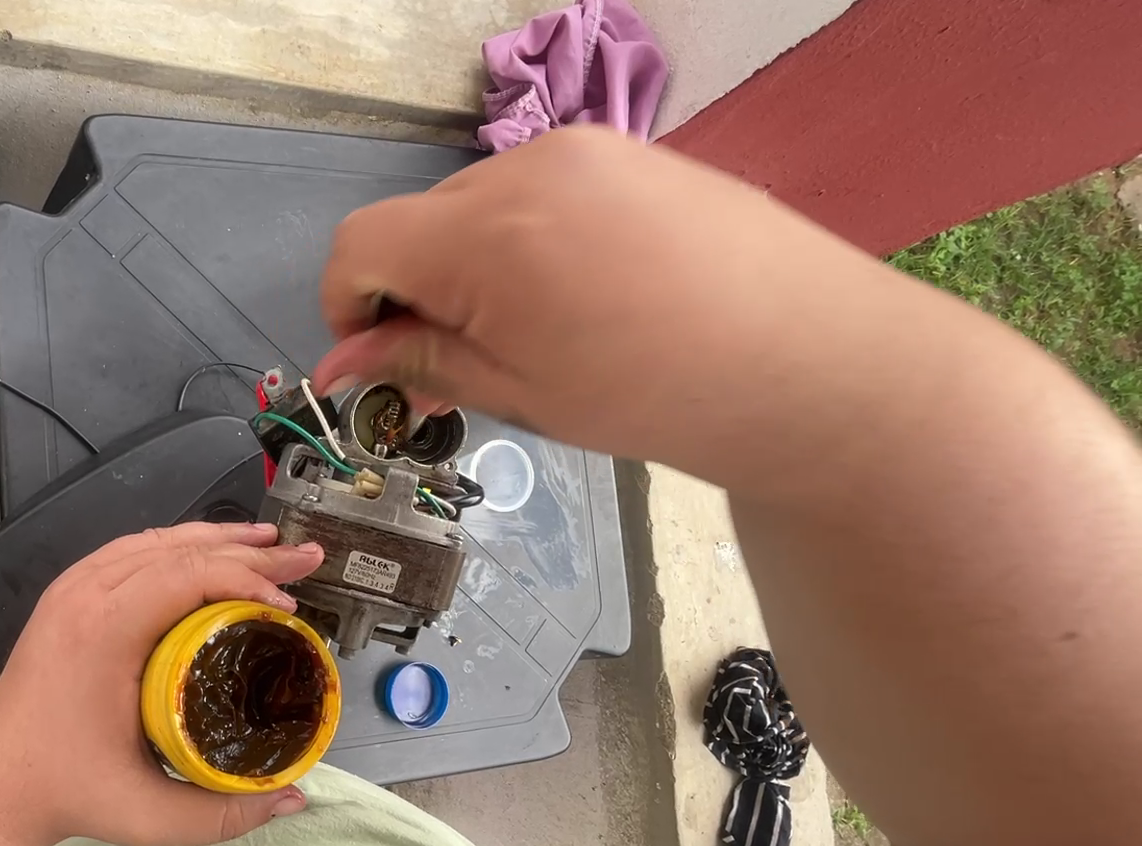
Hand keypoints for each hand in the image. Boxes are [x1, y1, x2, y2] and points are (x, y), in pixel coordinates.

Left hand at [0, 523, 324, 845]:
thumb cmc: (65, 791)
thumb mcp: (148, 815)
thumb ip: (226, 814)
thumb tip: (296, 796)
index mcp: (102, 631)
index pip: (187, 576)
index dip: (247, 580)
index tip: (286, 607)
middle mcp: (85, 594)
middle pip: (179, 550)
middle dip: (249, 552)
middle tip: (304, 557)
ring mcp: (73, 587)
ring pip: (157, 540)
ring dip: (217, 540)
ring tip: (269, 545)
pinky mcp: (70, 592)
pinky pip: (134, 551)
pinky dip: (180, 547)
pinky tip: (211, 550)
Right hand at [312, 125, 931, 480]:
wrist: (811, 362)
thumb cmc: (645, 395)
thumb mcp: (512, 392)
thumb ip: (414, 363)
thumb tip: (335, 367)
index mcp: (487, 234)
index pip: (359, 246)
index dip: (347, 307)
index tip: (380, 360)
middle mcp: (522, 167)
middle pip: (410, 226)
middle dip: (407, 295)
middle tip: (450, 365)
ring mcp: (579, 149)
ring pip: (464, 209)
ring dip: (457, 270)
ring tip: (514, 331)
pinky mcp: (620, 152)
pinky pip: (523, 194)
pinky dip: (508, 243)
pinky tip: (562, 292)